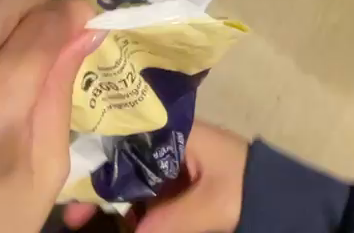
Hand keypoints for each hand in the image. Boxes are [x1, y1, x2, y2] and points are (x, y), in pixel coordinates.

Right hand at [62, 121, 250, 232]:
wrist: (281, 199)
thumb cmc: (245, 186)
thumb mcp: (214, 203)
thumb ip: (174, 218)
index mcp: (170, 131)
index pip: (123, 134)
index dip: (97, 157)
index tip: (74, 180)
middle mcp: (163, 143)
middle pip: (119, 161)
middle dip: (95, 185)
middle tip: (72, 214)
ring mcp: (167, 166)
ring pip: (127, 182)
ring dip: (107, 202)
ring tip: (81, 219)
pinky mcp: (173, 188)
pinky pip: (142, 198)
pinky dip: (127, 212)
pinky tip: (114, 222)